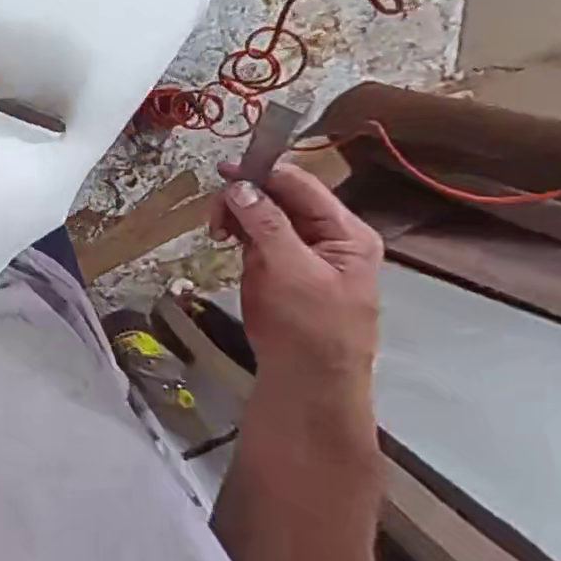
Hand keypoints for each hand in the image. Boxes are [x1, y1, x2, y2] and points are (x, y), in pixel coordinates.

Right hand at [209, 162, 381, 383]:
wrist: (305, 387)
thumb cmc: (309, 331)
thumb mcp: (292, 272)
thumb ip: (267, 224)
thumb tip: (240, 187)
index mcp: (345, 233)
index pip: (302, 185)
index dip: (264, 173)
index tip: (224, 172)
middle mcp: (325, 236)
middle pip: (280, 196)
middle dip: (245, 197)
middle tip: (215, 213)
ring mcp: (300, 251)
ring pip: (262, 212)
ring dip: (236, 213)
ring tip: (216, 231)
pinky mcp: (277, 266)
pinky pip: (254, 234)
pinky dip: (235, 230)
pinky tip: (222, 238)